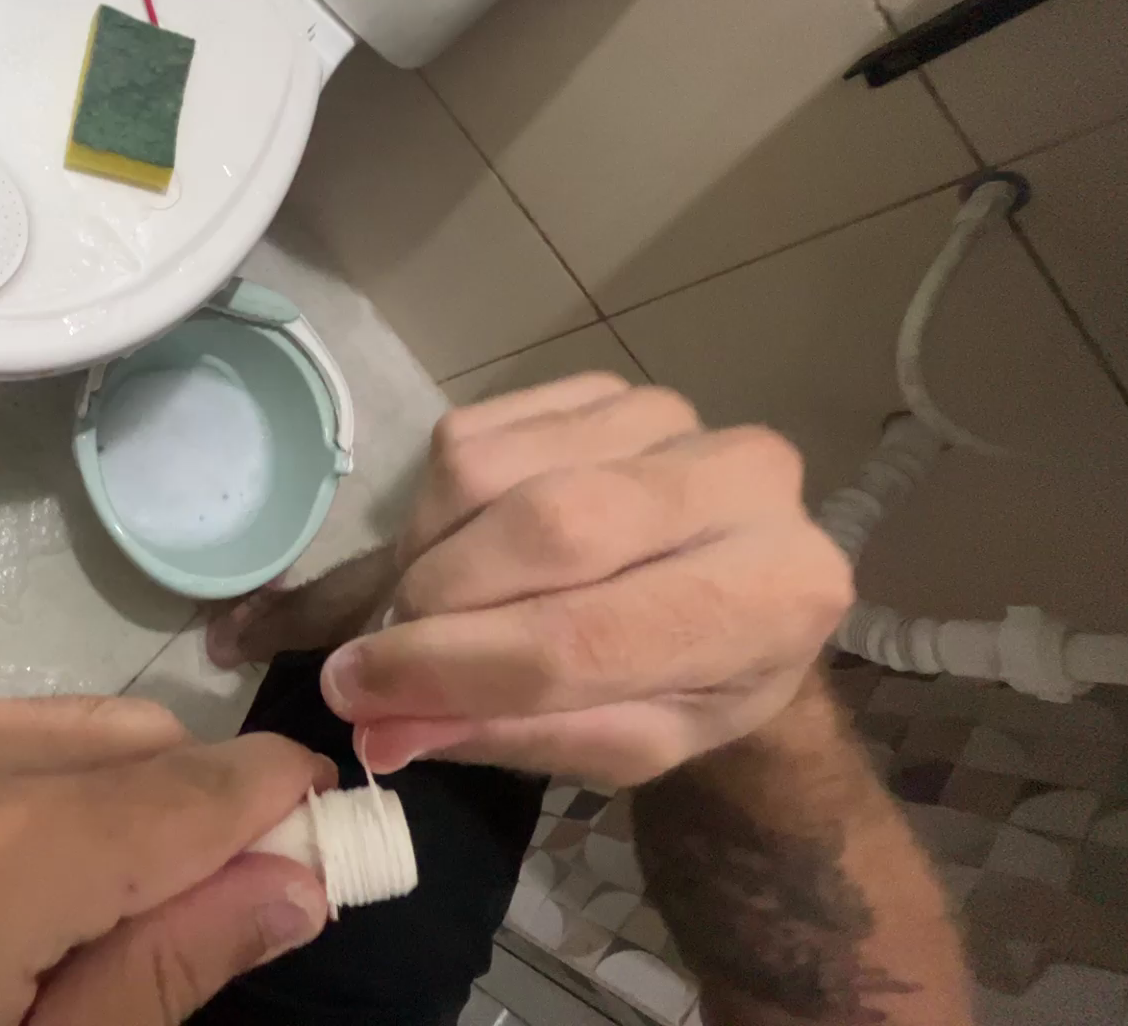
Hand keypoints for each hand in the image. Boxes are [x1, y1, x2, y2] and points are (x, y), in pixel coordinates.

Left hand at [0, 695, 335, 1025]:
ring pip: (72, 731)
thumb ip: (160, 974)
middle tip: (199, 911)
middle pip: (142, 740)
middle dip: (200, 806)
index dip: (283, 805)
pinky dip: (42, 791)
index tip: (328, 840)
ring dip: (119, 800)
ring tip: (85, 913)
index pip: (197, 787)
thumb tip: (290, 885)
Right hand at [325, 374, 853, 786]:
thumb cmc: (675, 679)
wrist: (718, 595)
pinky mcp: (592, 386)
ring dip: (424, 553)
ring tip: (436, 600)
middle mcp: (739, 477)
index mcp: (774, 593)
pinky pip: (466, 435)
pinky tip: (463, 543)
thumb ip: (499, 731)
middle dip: (433, 601)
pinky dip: (434, 506)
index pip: (583, 636)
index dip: (450, 669)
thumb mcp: (611, 742)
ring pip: (484, 471)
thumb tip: (373, 727)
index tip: (354, 691)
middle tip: (380, 650)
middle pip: (541, 527)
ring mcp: (661, 414)